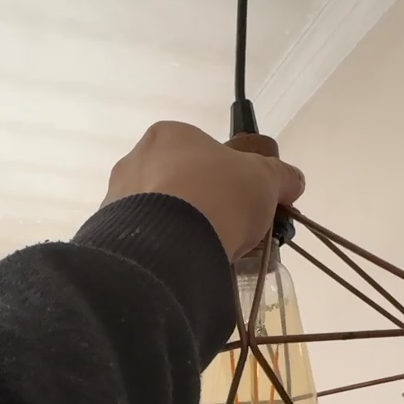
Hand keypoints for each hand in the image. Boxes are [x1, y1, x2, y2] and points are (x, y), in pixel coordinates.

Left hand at [103, 121, 304, 260]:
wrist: (168, 247)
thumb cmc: (217, 196)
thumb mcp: (264, 181)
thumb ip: (280, 178)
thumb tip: (294, 181)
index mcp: (169, 135)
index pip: (205, 153)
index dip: (230, 179)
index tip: (244, 204)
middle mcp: (135, 161)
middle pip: (180, 185)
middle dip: (205, 208)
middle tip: (228, 234)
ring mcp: (116, 200)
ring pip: (159, 216)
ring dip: (182, 232)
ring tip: (206, 256)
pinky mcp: (109, 238)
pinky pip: (144, 243)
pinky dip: (163, 253)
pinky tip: (182, 267)